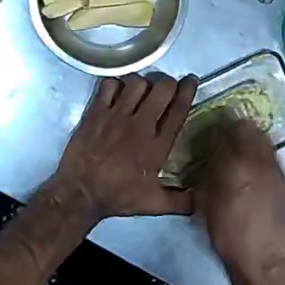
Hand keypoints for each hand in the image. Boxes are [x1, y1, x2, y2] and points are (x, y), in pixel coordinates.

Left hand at [49, 73, 198, 219]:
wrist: (80, 193)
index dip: (188, 90)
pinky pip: (110, 85)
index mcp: (158, 145)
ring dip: (143, 83)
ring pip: (137, 83)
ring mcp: (116, 115)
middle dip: (168, 83)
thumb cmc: (118, 196)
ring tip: (142, 90)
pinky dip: (117, 84)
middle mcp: (140, 124)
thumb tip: (204, 201)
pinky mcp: (96, 112)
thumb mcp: (155, 204)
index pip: (179, 109)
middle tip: (166, 87)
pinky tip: (117, 92)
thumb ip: (182, 202)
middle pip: (162, 88)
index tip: (191, 80)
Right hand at [192, 120, 284, 284]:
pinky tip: (253, 161)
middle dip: (235, 126)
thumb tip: (206, 158)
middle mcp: (258, 161)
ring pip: (263, 139)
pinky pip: (272, 154)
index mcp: (234, 166)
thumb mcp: (207, 204)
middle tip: (226, 129)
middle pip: (248, 129)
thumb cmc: (229, 235)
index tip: (210, 126)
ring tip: (240, 141)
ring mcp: (275, 169)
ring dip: (251, 135)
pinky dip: (261, 150)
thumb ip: (206, 175)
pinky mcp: (284, 180)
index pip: (225, 132)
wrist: (263, 258)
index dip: (216, 126)